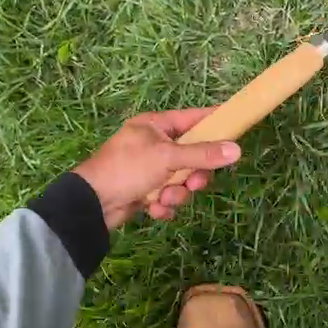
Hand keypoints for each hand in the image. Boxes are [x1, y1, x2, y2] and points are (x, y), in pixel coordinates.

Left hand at [74, 108, 241, 227]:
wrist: (91, 204)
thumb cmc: (127, 169)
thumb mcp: (167, 158)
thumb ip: (203, 154)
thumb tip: (237, 150)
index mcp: (156, 125)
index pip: (194, 118)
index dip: (215, 122)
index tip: (236, 128)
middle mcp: (154, 144)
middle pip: (191, 155)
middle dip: (192, 174)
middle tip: (192, 183)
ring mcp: (149, 168)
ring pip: (180, 180)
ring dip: (175, 193)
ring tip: (163, 199)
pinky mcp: (145, 190)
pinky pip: (167, 195)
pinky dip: (163, 204)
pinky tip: (152, 209)